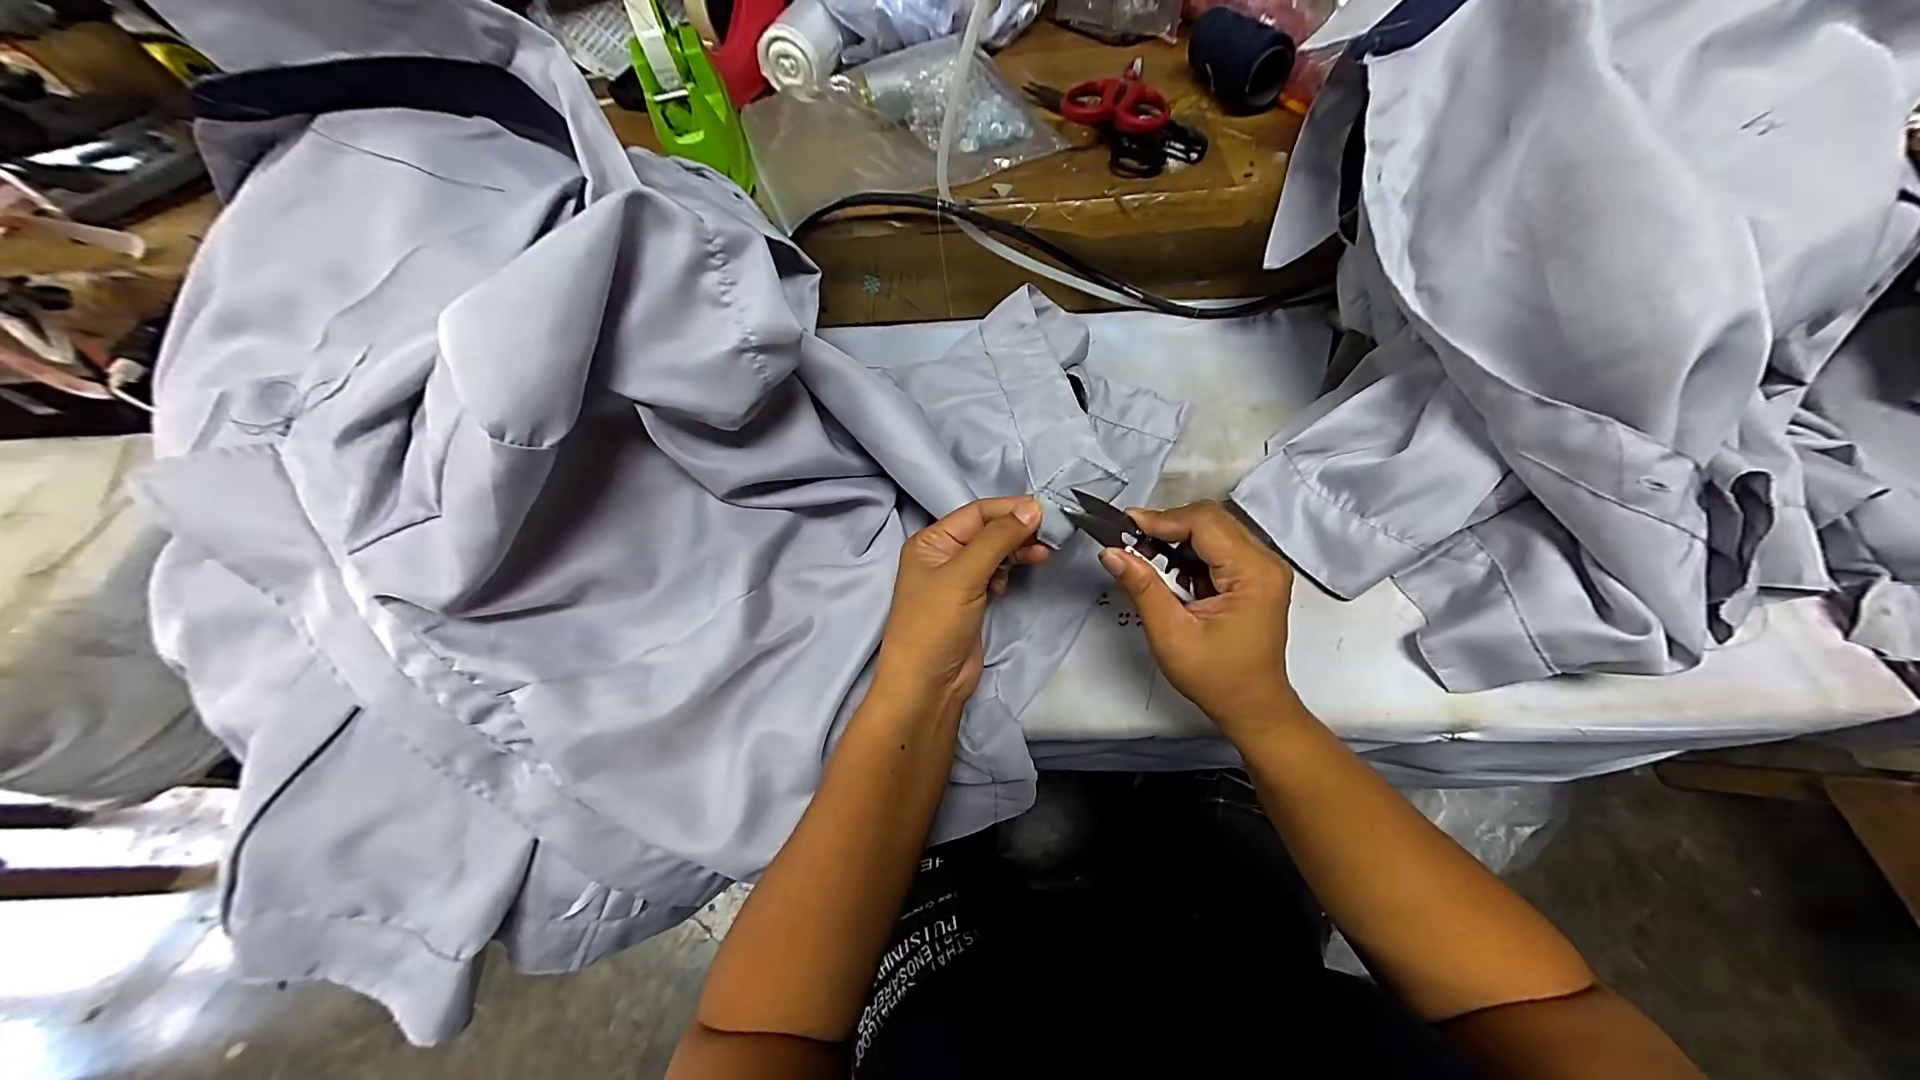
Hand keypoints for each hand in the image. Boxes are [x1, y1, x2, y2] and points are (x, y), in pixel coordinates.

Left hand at [873, 495, 1049, 717]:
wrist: (927, 685)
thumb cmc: (935, 626)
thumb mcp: (964, 576)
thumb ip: (997, 539)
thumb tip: (1032, 508)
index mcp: (930, 541)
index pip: (976, 512)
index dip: (1011, 509)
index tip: (1046, 510)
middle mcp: (942, 555)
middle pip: (988, 530)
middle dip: (1018, 530)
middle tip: (1050, 536)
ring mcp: (957, 579)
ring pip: (995, 552)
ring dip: (1018, 551)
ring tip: (1043, 555)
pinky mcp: (972, 600)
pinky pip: (996, 573)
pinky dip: (1009, 571)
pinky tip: (1012, 579)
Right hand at [1098, 500, 1298, 740]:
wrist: (1251, 704)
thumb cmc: (1219, 678)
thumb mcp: (1170, 634)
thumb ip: (1142, 587)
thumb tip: (1114, 553)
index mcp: (1254, 574)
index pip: (1204, 522)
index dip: (1162, 519)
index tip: (1126, 526)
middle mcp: (1265, 563)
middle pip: (1210, 518)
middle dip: (1167, 525)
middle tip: (1131, 540)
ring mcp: (1261, 568)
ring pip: (1213, 527)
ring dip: (1176, 537)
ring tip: (1146, 557)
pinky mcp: (1252, 575)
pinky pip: (1217, 545)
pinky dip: (1188, 550)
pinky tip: (1169, 571)